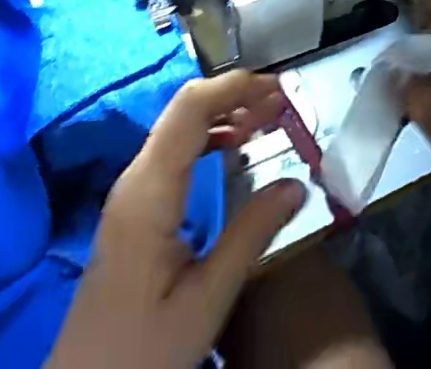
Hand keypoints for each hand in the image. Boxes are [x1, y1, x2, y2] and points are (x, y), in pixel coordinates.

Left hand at [47, 72, 307, 368]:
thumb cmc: (143, 348)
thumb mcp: (207, 299)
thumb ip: (251, 235)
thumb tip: (297, 184)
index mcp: (150, 191)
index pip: (190, 109)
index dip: (234, 87)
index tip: (278, 88)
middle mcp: (136, 177)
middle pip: (185, 109)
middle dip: (236, 95)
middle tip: (283, 103)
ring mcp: (132, 190)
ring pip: (180, 126)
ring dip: (225, 112)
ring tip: (269, 119)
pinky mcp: (135, 205)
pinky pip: (175, 149)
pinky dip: (210, 135)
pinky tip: (236, 146)